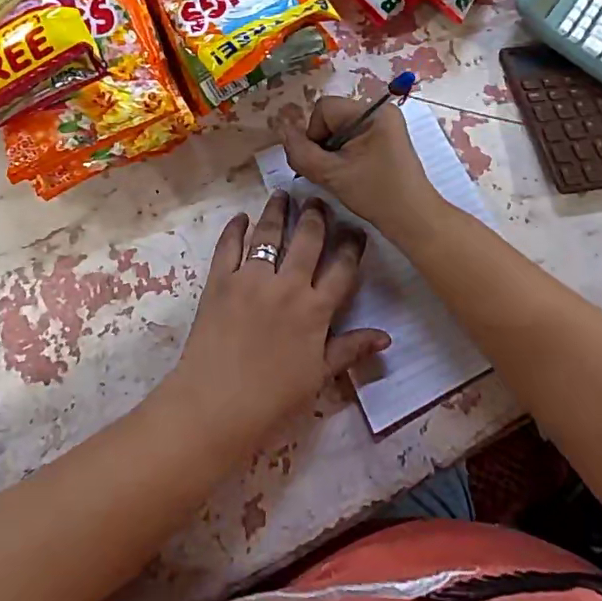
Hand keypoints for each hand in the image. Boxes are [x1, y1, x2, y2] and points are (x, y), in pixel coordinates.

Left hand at [161, 192, 388, 445]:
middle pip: (307, 239)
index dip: (351, 245)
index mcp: (315, 309)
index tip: (356, 229)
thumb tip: (386, 337)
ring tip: (283, 194)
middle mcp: (287, 285)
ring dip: (278, 211)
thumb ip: (350, 349)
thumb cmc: (273, 398)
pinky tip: (241, 217)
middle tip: (318, 201)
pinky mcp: (220, 281)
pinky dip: (235, 229)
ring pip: (269, 234)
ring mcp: (251, 279)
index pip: (341, 268)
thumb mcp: (318, 376)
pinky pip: (229, 246)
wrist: (215, 406)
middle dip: (316, 216)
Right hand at [280, 97, 444, 234]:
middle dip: (324, 143)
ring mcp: (385, 124)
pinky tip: (351, 173)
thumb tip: (284, 132)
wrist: (414, 219)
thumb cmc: (376, 194)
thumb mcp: (331, 174)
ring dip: (333, 151)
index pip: (324, 109)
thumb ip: (301, 151)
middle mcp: (381, 110)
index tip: (324, 162)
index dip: (314, 134)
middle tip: (332, 171)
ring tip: (342, 175)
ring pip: (339, 129)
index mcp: (373, 110)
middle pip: (331, 117)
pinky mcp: (386, 138)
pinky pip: (353, 137)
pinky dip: (345, 154)